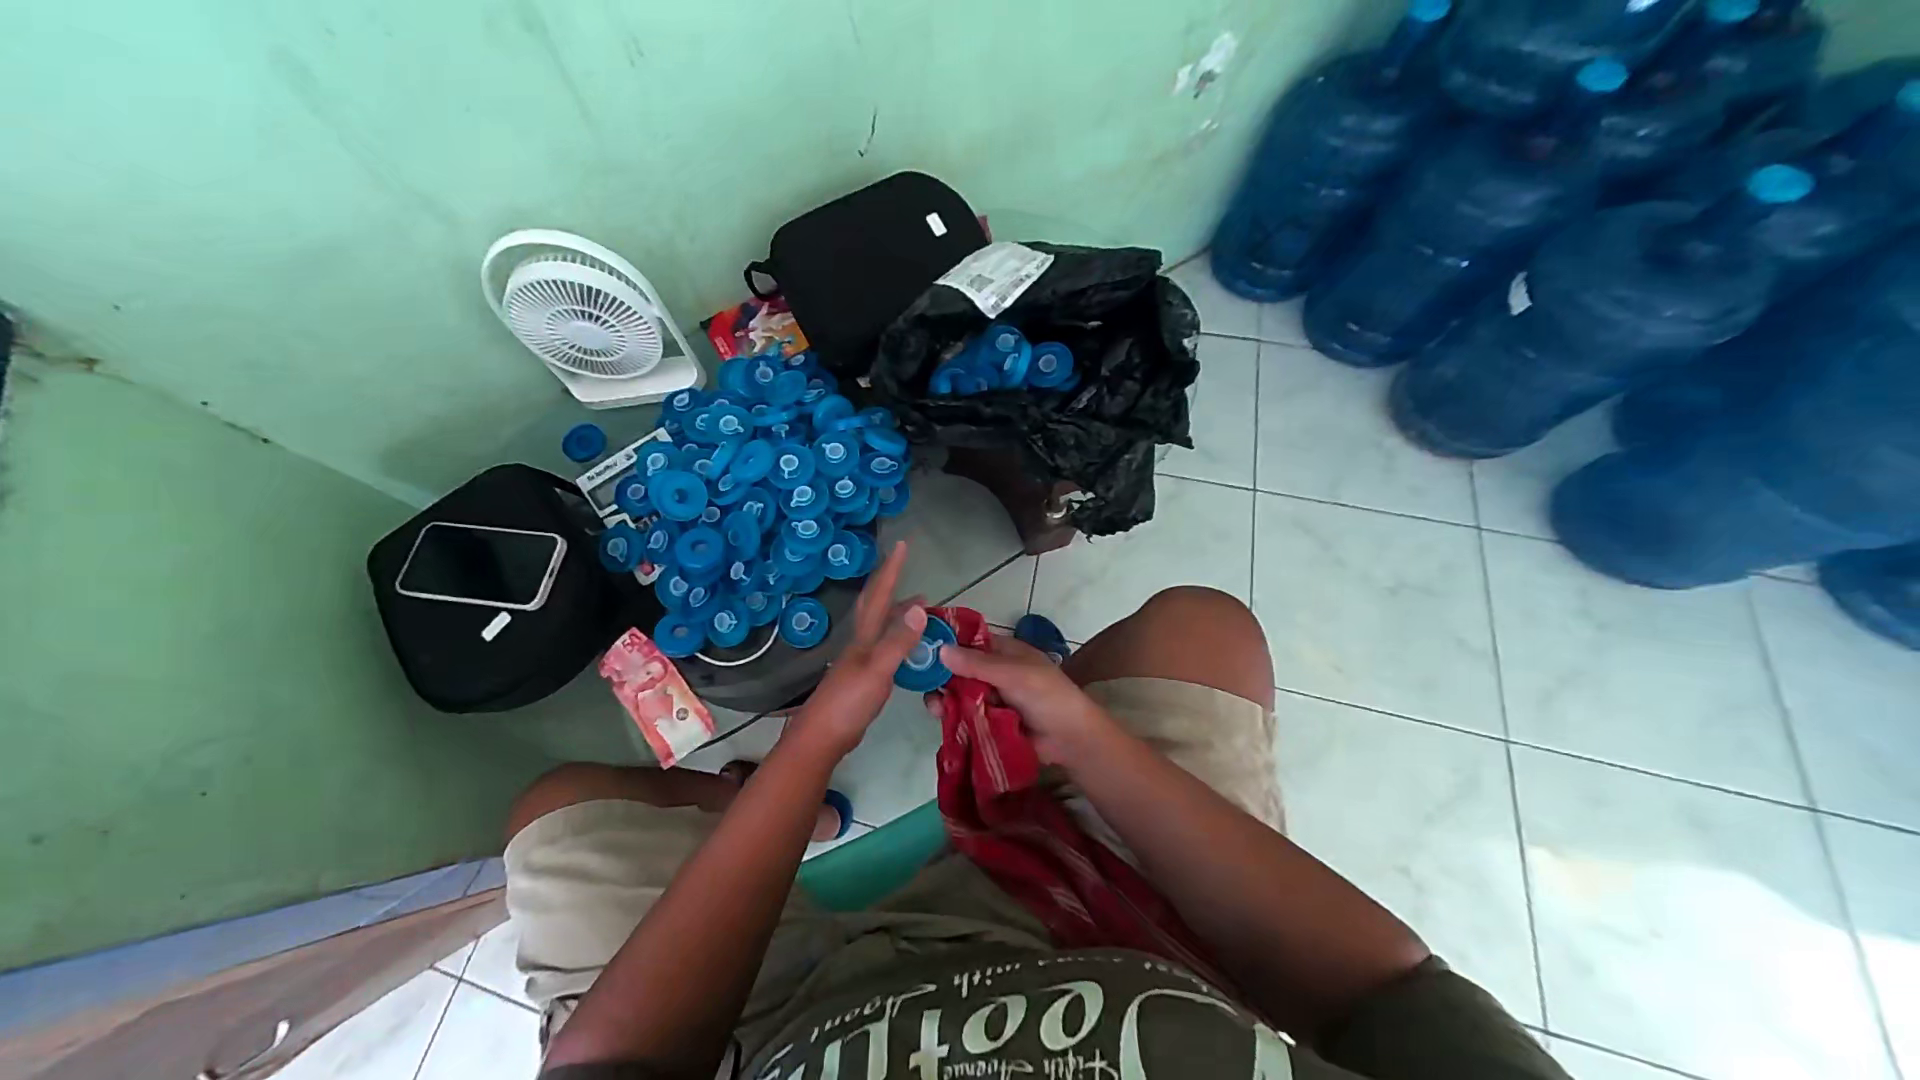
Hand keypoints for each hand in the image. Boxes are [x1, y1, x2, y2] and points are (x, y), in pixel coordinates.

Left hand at [784, 541, 926, 758]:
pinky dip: (897, 638)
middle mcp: (860, 644)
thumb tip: (917, 607)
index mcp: (864, 638)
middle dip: (890, 584)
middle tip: (907, 569)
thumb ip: (898, 641)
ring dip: (897, 612)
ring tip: (919, 608)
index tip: (902, 545)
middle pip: (874, 606)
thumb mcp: (878, 670)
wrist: (821, 738)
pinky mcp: (862, 679)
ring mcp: (859, 661)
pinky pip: (884, 647)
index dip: (891, 570)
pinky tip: (905, 649)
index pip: (879, 596)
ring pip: (880, 626)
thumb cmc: (848, 703)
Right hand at [940, 635, 1113, 763]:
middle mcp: (993, 671)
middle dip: (940, 674)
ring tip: (934, 706)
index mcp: (1003, 652)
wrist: (1069, 739)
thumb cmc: (1048, 696)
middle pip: (957, 668)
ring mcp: (989, 697)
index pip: (969, 640)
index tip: (920, 645)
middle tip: (923, 682)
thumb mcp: (1014, 674)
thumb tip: (941, 650)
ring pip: (957, 692)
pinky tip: (941, 717)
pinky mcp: (986, 721)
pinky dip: (951, 714)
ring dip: (943, 696)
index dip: (946, 641)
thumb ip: (978, 664)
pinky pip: (962, 714)